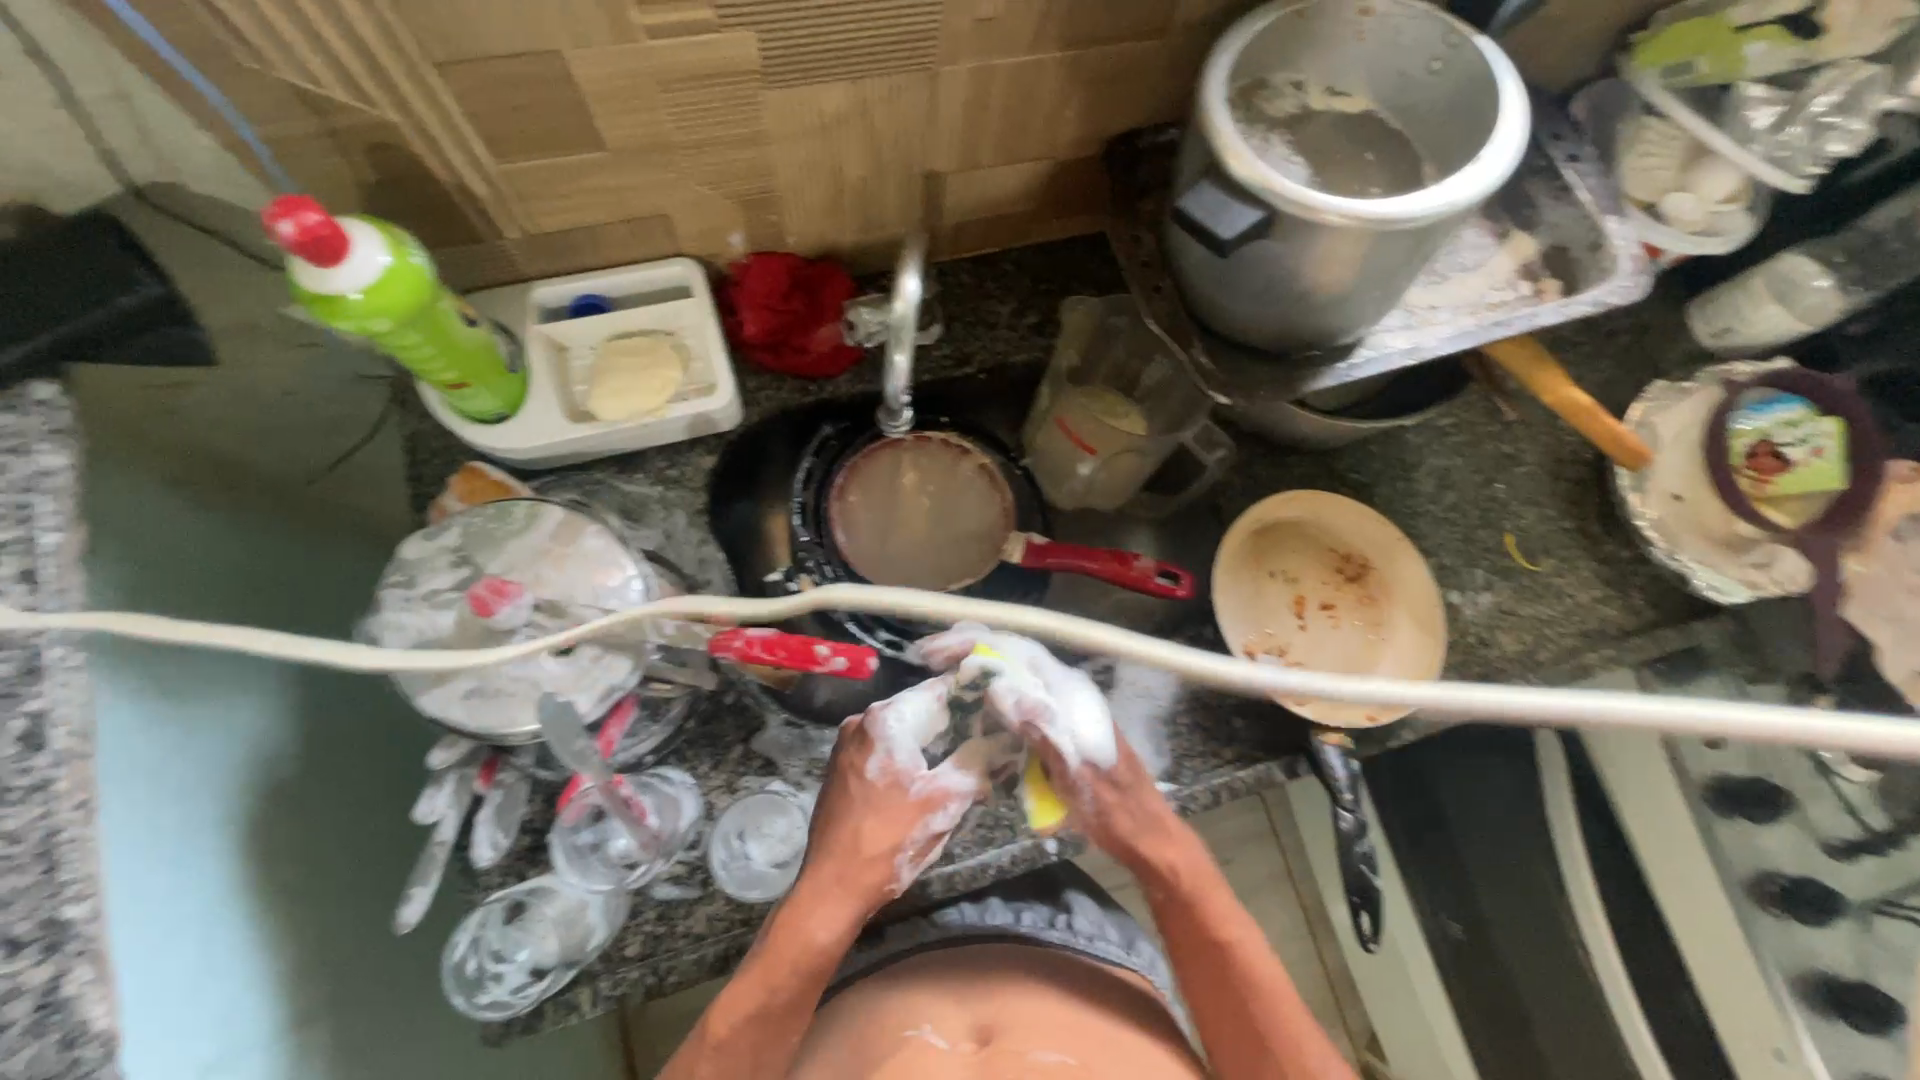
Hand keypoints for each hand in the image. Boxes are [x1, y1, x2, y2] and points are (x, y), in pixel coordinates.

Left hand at [797, 678, 986, 918]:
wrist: (832, 885)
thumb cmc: (889, 840)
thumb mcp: (945, 801)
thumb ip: (977, 762)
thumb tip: (1005, 741)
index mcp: (885, 718)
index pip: (939, 689)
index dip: (974, 694)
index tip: (1003, 701)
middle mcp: (862, 720)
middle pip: (921, 707)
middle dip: (959, 720)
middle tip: (996, 732)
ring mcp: (850, 743)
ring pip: (905, 729)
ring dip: (938, 739)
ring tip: (975, 752)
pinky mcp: (846, 766)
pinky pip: (889, 747)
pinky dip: (914, 753)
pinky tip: (938, 771)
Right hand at [913, 624, 1182, 872]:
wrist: (1149, 837)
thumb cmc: (1116, 811)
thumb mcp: (1077, 776)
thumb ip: (1042, 731)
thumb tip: (999, 689)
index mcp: (1073, 696)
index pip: (1019, 651)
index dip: (977, 642)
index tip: (937, 649)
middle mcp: (1070, 692)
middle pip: (1015, 656)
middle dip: (972, 650)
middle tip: (930, 657)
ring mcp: (1068, 709)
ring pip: (1018, 676)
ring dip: (981, 669)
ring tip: (943, 672)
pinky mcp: (1064, 727)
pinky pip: (1024, 701)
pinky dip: (994, 696)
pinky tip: (973, 706)